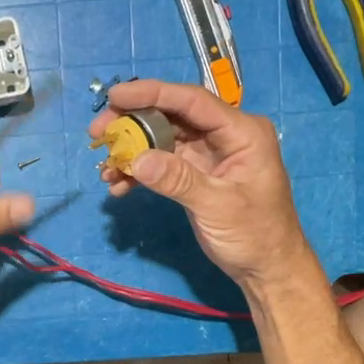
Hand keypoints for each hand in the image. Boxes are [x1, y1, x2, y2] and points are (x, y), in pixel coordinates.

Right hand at [91, 80, 319, 288]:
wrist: (266, 269)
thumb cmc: (255, 235)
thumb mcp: (218, 206)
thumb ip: (179, 180)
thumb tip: (137, 160)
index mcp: (241, 132)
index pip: (192, 101)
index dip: (152, 94)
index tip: (115, 95)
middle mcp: (223, 135)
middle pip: (171, 115)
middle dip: (132, 122)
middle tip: (98, 132)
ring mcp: (207, 154)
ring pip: (161, 139)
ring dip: (131, 150)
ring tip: (104, 167)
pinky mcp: (194, 174)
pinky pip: (161, 164)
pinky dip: (139, 173)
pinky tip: (117, 186)